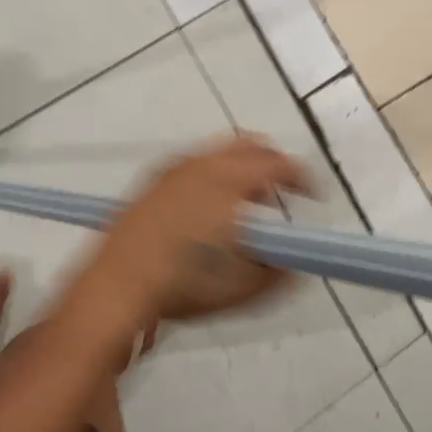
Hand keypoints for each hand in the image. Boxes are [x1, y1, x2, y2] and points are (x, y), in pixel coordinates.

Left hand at [94, 137, 310, 322]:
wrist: (118, 282)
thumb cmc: (185, 283)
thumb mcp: (245, 287)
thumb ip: (280, 270)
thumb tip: (297, 259)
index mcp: (228, 179)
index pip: (277, 162)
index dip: (302, 177)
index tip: (314, 196)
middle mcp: (201, 162)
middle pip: (247, 145)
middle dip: (271, 164)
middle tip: (283, 193)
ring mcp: (173, 168)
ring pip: (219, 153)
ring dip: (241, 170)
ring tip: (249, 204)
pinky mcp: (153, 181)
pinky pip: (195, 164)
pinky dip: (215, 175)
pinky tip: (211, 209)